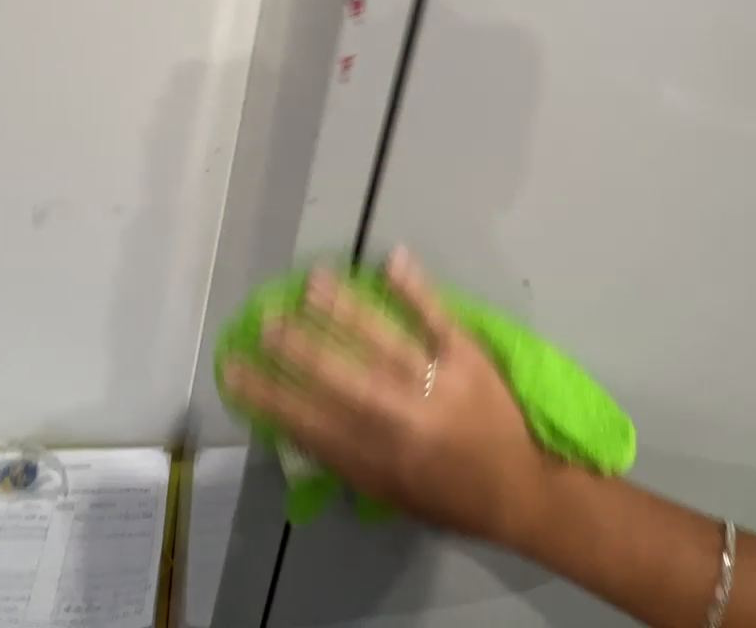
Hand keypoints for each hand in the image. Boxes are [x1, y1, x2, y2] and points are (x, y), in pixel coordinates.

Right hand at [224, 247, 550, 542]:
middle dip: (298, 348)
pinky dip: (414, 288)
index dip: (267, 395)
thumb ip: (342, 458)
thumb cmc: (448, 496)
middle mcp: (401, 418)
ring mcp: (437, 382)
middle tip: (266, 320)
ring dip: (345, 308)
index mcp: (376, 457)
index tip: (234, 368)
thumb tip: (293, 421)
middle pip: (340, 377)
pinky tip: (392, 258)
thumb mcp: (387, 492)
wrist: (521, 489)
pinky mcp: (468, 357)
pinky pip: (437, 318)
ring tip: (312, 281)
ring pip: (382, 341)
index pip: (307, 422)